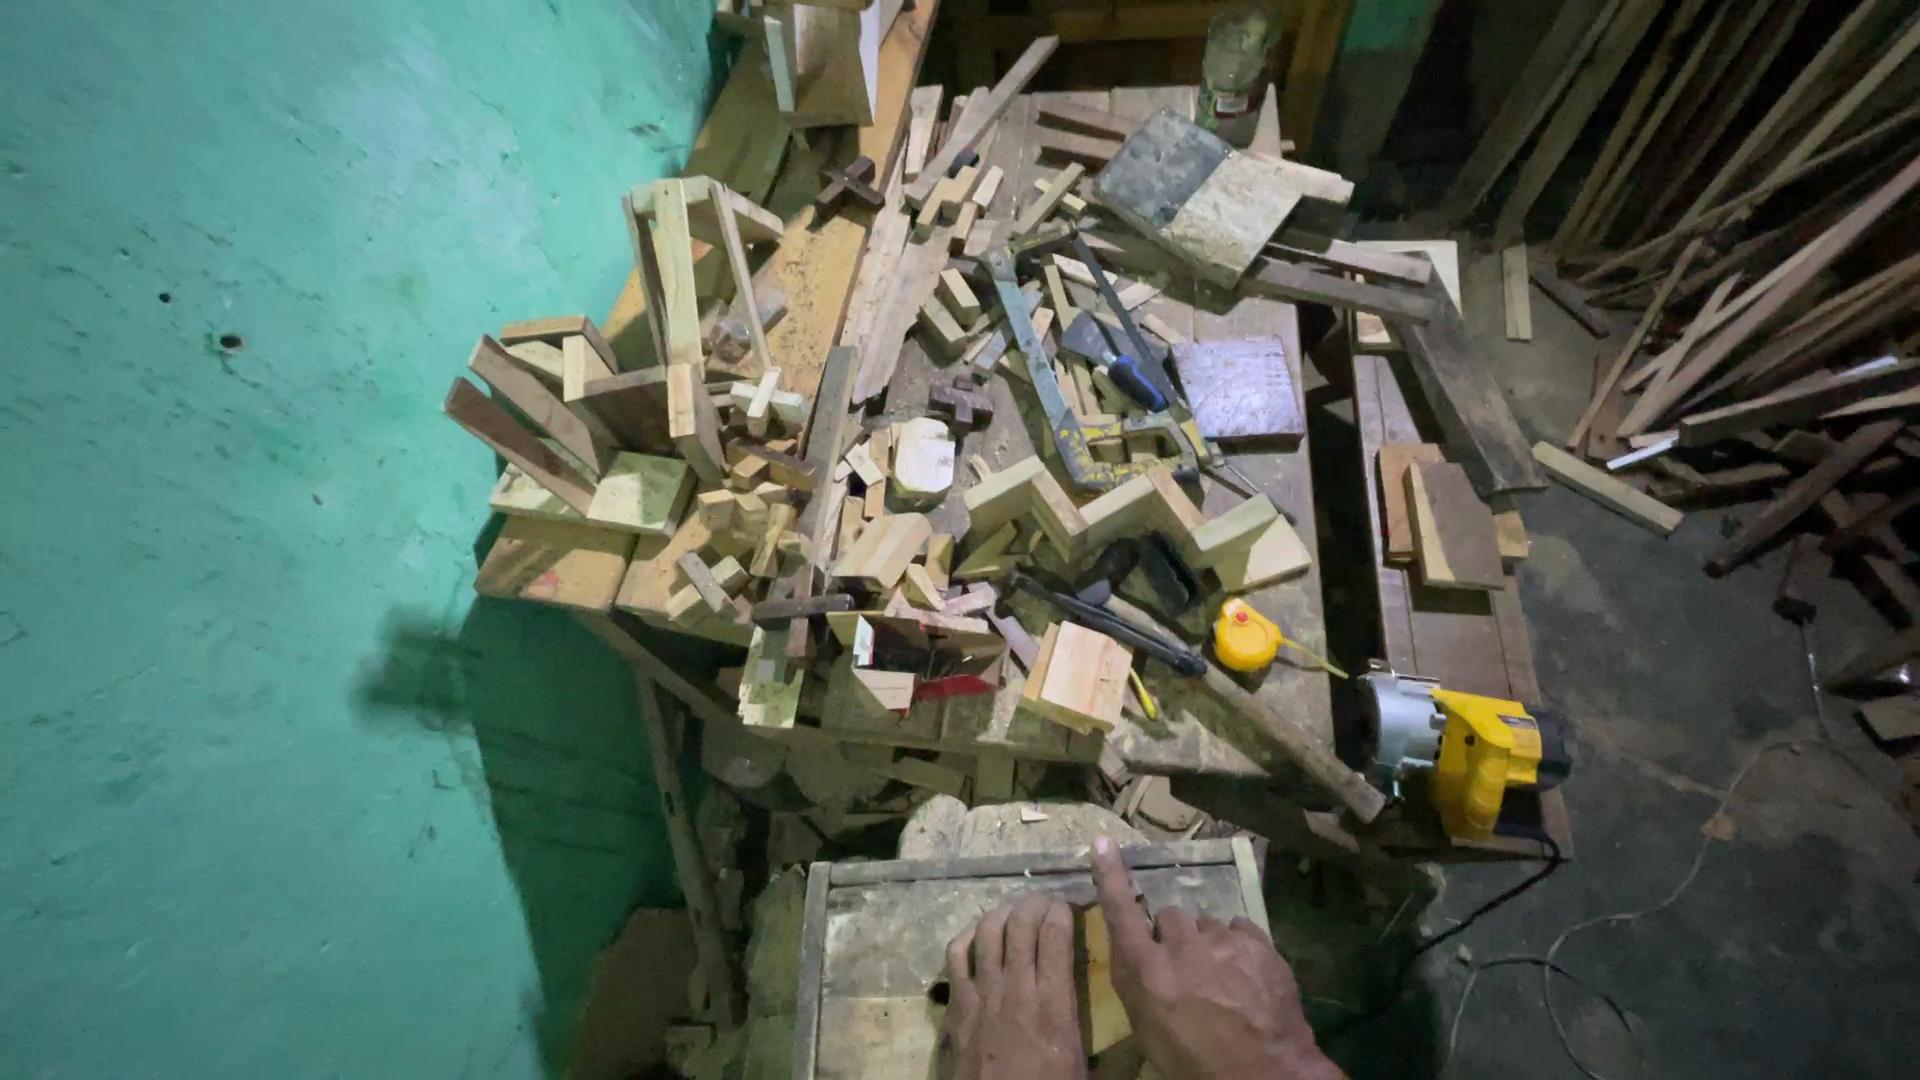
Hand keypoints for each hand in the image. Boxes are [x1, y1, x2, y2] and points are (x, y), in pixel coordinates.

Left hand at [942, 892, 1087, 1079]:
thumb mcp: (1080, 1065)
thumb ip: (1091, 1029)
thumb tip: (1124, 1020)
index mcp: (1053, 1006)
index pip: (1055, 937)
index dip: (1060, 911)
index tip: (1066, 905)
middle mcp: (1016, 990)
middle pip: (1021, 924)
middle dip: (1034, 904)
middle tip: (1043, 902)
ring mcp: (982, 995)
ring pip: (989, 931)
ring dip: (1003, 912)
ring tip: (1014, 911)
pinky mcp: (957, 1006)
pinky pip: (956, 956)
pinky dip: (967, 936)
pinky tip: (978, 934)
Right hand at [1091, 835, 1339, 1079]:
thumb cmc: (1197, 1064)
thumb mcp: (1148, 1031)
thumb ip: (1135, 981)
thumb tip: (1129, 947)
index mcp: (1148, 971)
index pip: (1120, 911)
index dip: (1110, 875)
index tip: (1102, 842)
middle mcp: (1181, 947)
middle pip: (1170, 916)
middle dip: (1174, 935)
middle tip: (1186, 967)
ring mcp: (1222, 941)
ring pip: (1206, 923)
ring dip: (1207, 943)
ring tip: (1221, 978)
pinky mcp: (1257, 944)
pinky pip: (1238, 929)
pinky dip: (1237, 947)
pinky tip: (1244, 975)